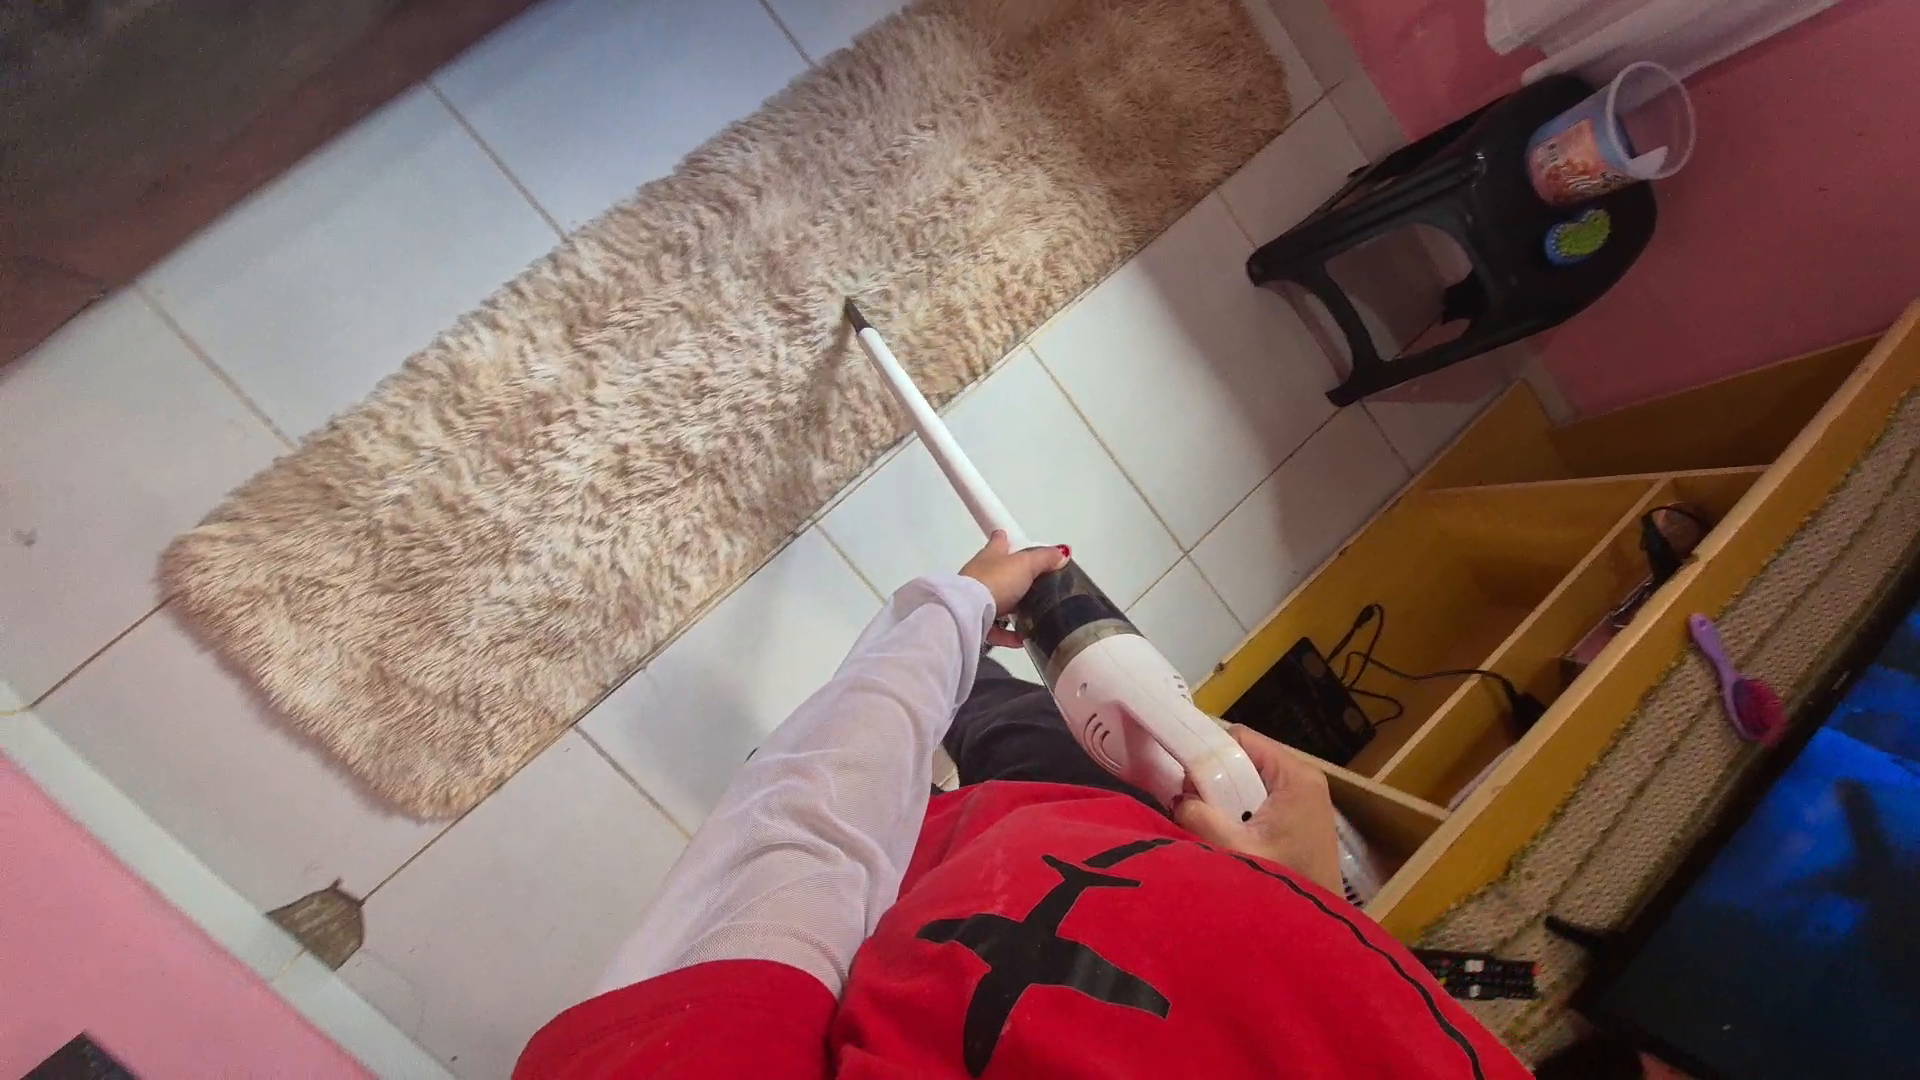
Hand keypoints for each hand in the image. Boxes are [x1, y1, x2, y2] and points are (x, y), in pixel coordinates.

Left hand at [959, 530, 1068, 647]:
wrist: (968, 612)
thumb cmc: (996, 580)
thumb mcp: (1025, 564)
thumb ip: (1044, 558)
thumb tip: (1062, 552)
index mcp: (991, 556)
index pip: (998, 542)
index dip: (1004, 539)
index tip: (1006, 535)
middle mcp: (980, 575)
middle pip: (998, 573)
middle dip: (1013, 577)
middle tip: (1034, 584)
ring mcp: (975, 599)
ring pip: (997, 601)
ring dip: (1012, 608)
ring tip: (1033, 615)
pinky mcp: (975, 622)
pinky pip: (995, 629)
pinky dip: (1009, 635)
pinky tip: (1023, 639)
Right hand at [1174, 725, 1342, 893]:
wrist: (1319, 935)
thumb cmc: (1285, 885)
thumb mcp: (1235, 850)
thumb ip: (1199, 817)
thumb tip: (1178, 800)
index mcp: (1296, 776)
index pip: (1241, 738)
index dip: (1210, 752)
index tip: (1189, 780)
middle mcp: (1304, 778)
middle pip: (1244, 756)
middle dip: (1216, 777)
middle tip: (1197, 805)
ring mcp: (1306, 797)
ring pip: (1249, 777)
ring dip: (1226, 796)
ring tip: (1214, 823)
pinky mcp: (1301, 816)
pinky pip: (1259, 795)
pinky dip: (1239, 809)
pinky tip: (1232, 834)